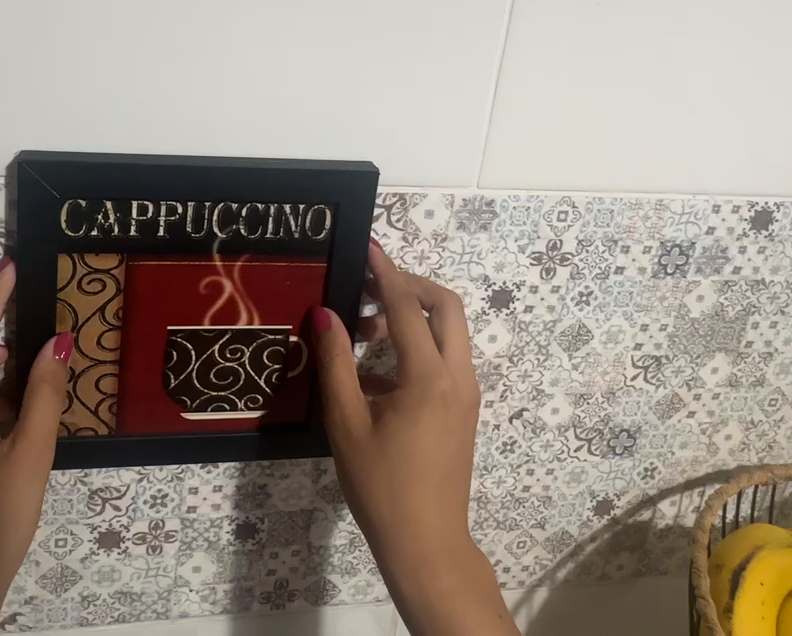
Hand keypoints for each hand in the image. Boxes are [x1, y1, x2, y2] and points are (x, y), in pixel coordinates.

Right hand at [311, 242, 518, 635]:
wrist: (427, 544)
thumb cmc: (381, 486)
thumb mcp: (346, 423)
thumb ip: (335, 362)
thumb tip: (325, 312)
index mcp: (429, 377)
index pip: (408, 306)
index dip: (386, 272)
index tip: (368, 246)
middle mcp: (457, 376)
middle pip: (445, 306)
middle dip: (409, 285)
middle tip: (369, 284)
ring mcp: (466, 393)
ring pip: (449, 331)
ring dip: (412, 315)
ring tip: (363, 327)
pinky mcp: (463, 408)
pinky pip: (445, 357)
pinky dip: (417, 344)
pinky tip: (374, 370)